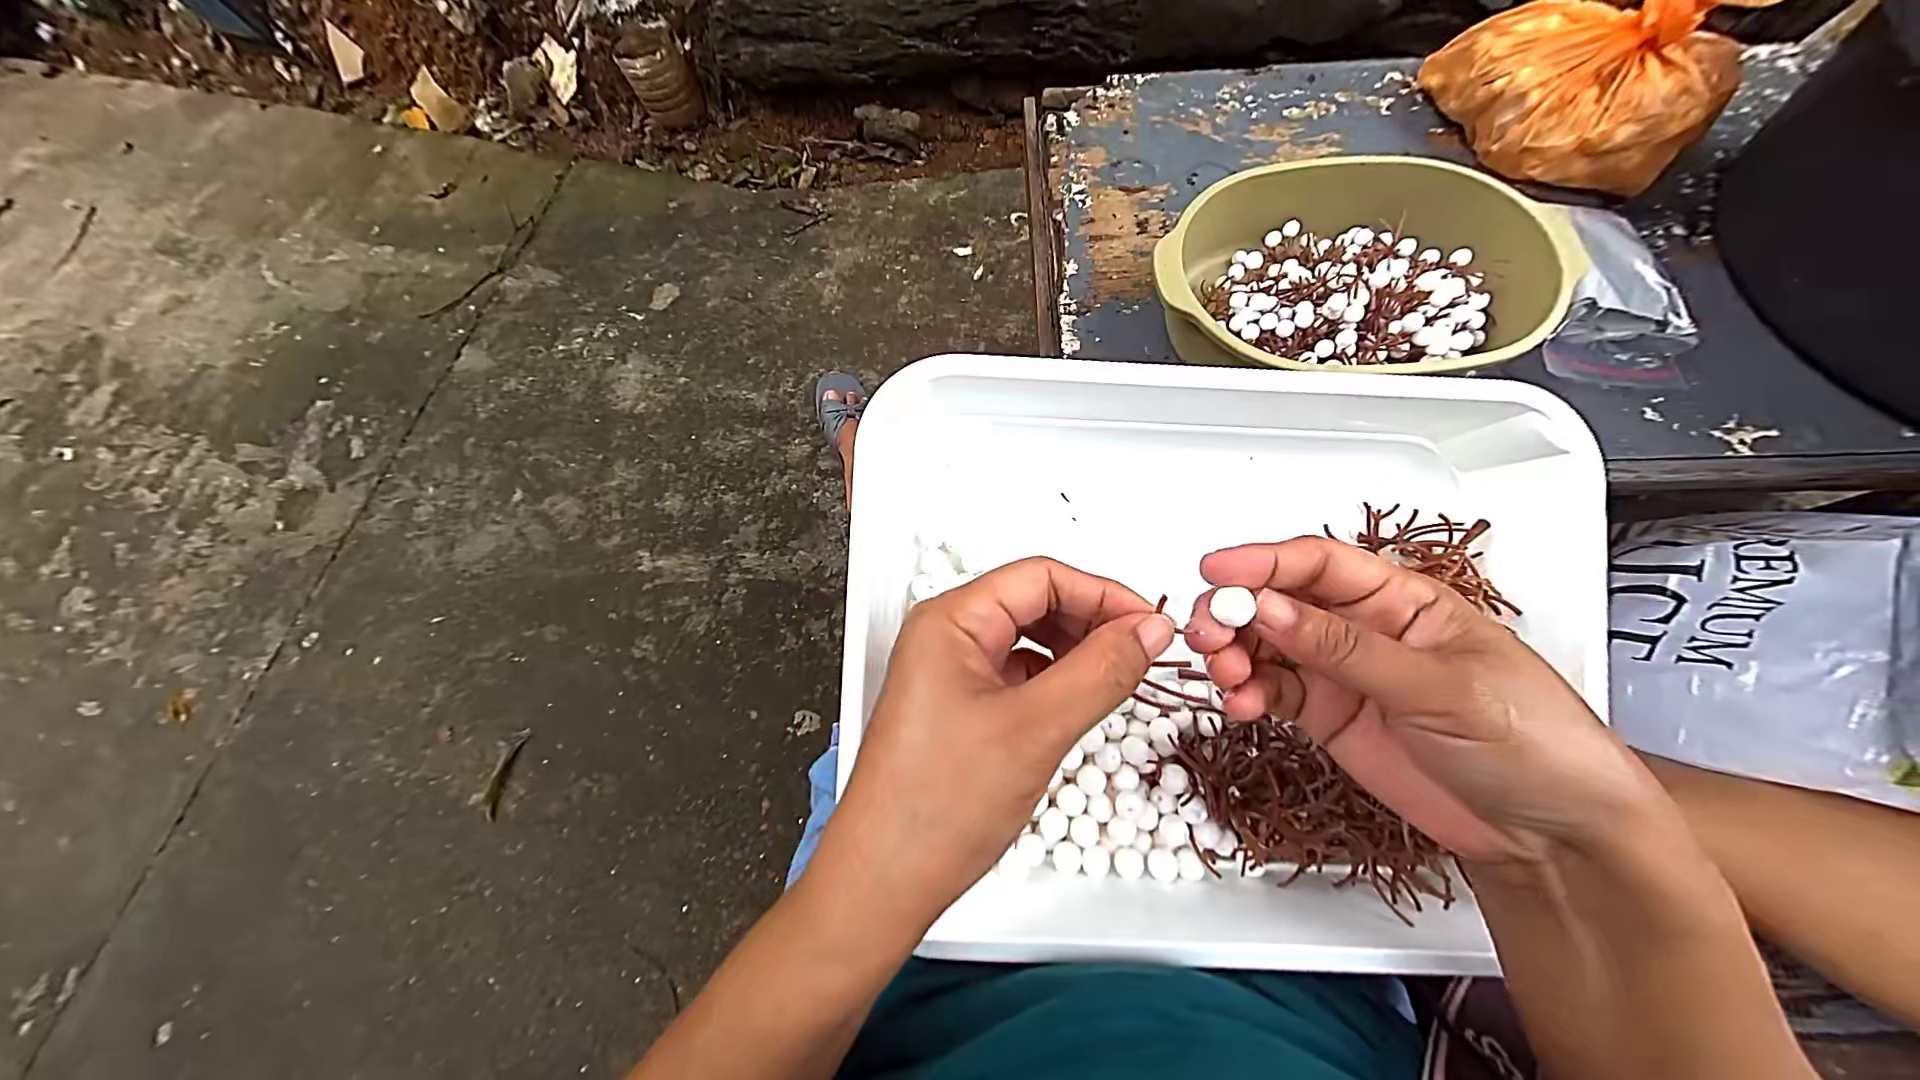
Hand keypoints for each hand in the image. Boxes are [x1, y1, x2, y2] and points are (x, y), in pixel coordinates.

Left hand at [827, 557, 1175, 912]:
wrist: (886, 879)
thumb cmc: (934, 806)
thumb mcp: (1037, 729)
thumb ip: (1102, 670)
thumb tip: (1147, 630)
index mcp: (950, 621)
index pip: (1040, 577)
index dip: (1102, 593)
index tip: (1148, 624)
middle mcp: (945, 637)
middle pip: (1034, 601)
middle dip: (1091, 621)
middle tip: (1140, 652)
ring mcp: (951, 671)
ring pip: (1029, 638)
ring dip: (1077, 651)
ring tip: (1115, 677)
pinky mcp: (960, 704)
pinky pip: (1019, 673)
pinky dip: (1057, 680)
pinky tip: (1080, 700)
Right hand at [1183, 538, 1662, 865]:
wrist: (1552, 838)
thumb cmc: (1536, 744)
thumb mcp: (1439, 687)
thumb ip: (1345, 648)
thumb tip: (1269, 608)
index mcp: (1400, 600)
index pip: (1318, 564)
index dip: (1262, 561)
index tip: (1217, 571)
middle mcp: (1360, 629)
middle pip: (1277, 601)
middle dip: (1234, 611)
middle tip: (1208, 631)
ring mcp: (1338, 673)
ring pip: (1263, 645)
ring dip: (1233, 654)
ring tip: (1227, 675)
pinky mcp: (1323, 714)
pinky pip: (1268, 691)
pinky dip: (1245, 694)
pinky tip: (1243, 705)